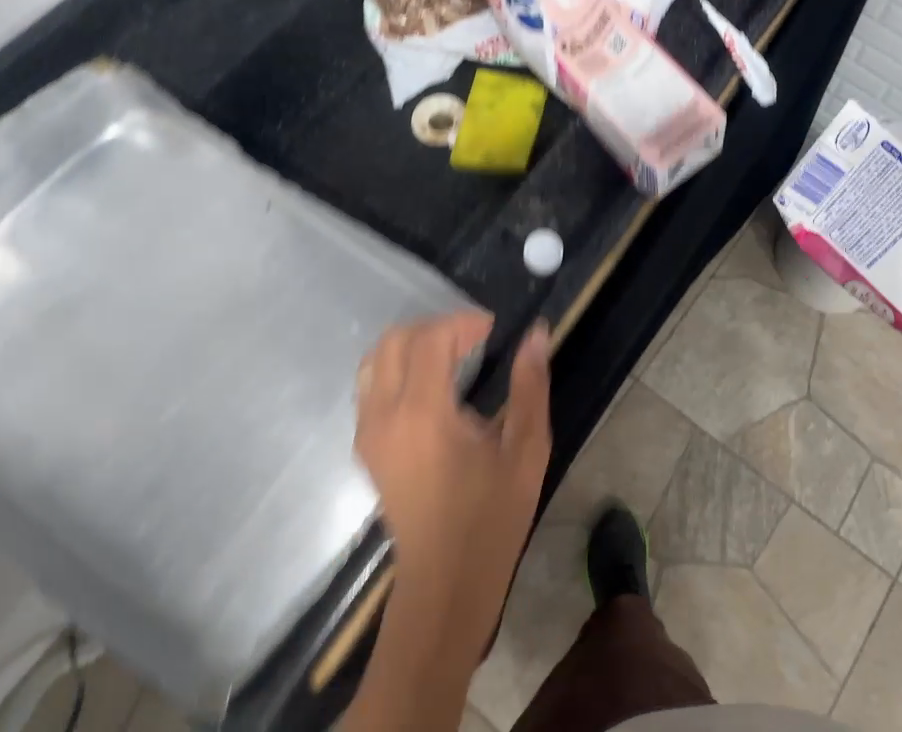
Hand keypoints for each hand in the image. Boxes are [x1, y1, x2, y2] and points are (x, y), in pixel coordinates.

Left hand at [355, 313, 551, 634]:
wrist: (446, 579)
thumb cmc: (492, 517)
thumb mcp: (526, 450)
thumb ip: (530, 386)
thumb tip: (536, 333)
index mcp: (423, 413)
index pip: (430, 339)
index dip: (462, 323)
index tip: (493, 329)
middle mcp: (384, 415)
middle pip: (394, 340)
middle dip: (435, 327)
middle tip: (473, 339)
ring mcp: (367, 432)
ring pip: (376, 359)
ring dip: (412, 345)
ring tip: (451, 356)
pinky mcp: (365, 447)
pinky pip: (370, 386)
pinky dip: (397, 368)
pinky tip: (431, 386)